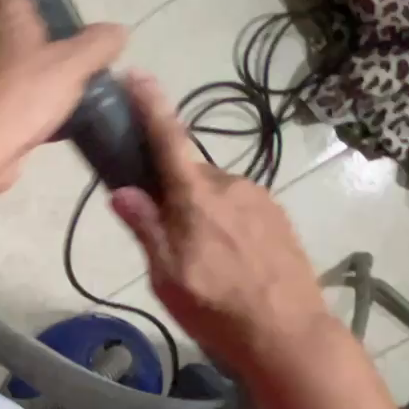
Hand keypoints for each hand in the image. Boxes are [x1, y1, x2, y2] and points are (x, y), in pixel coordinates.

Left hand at [0, 0, 125, 196]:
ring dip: (44, 72)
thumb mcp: (74, 65)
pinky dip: (38, 104)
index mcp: (9, 19)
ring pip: (22, 65)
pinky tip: (60, 118)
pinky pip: (20, 99)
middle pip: (20, 25)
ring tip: (76, 85)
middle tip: (74, 41)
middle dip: (43, 30)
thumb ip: (99, 44)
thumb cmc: (23, 98)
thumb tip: (115, 35)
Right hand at [108, 75, 335, 377]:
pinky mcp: (277, 219)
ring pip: (214, 195)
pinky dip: (221, 225)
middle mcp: (231, 186)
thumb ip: (146, 229)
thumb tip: (122, 190)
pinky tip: (224, 262)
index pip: (168, 141)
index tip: (138, 75)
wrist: (286, 332)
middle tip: (159, 234)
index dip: (151, 107)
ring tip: (196, 261)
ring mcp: (260, 200)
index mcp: (196, 198)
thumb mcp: (166, 275)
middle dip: (170, 190)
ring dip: (197, 213)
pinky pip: (237, 210)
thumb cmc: (215, 307)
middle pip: (189, 174)